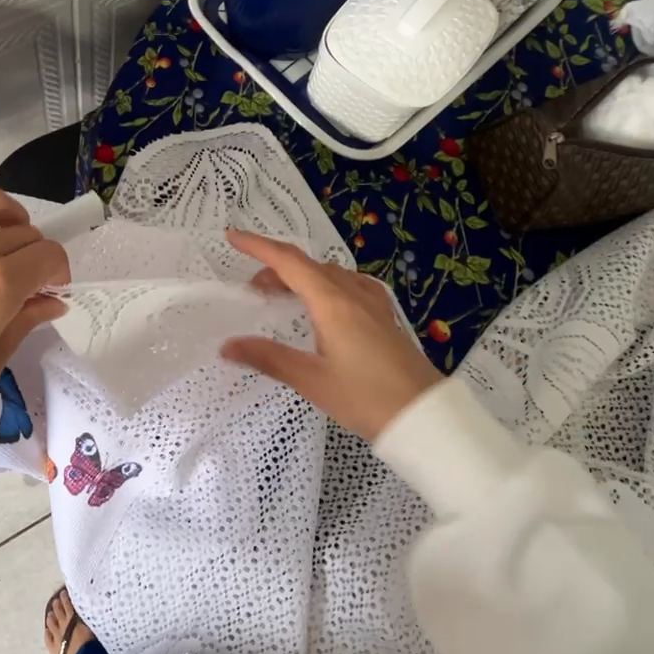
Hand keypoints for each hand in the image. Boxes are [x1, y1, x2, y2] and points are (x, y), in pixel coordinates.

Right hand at [220, 230, 440, 440]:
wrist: (425, 416)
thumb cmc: (366, 398)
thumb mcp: (312, 381)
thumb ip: (269, 358)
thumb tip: (227, 345)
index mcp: (331, 302)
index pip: (288, 261)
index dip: (258, 246)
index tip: (232, 237)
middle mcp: (352, 293)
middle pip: (308, 265)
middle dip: (275, 267)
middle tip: (252, 288)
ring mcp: (372, 303)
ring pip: (329, 274)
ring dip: (301, 276)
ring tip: (281, 296)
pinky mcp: (384, 317)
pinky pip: (349, 285)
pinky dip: (326, 284)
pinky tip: (327, 303)